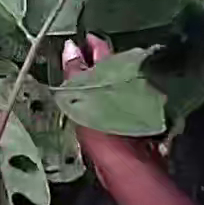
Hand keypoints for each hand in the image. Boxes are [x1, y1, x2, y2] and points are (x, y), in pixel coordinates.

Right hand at [63, 36, 161, 183]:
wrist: (125, 165)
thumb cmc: (101, 128)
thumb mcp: (80, 96)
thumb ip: (75, 70)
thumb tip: (70, 45)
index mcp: (114, 70)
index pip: (101, 47)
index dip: (89, 41)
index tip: (77, 39)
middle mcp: (127, 79)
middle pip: (109, 63)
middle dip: (94, 59)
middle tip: (74, 59)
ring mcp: (132, 98)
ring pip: (113, 81)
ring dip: (99, 79)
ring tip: (80, 80)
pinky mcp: (133, 116)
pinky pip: (116, 97)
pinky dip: (105, 96)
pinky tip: (93, 102)